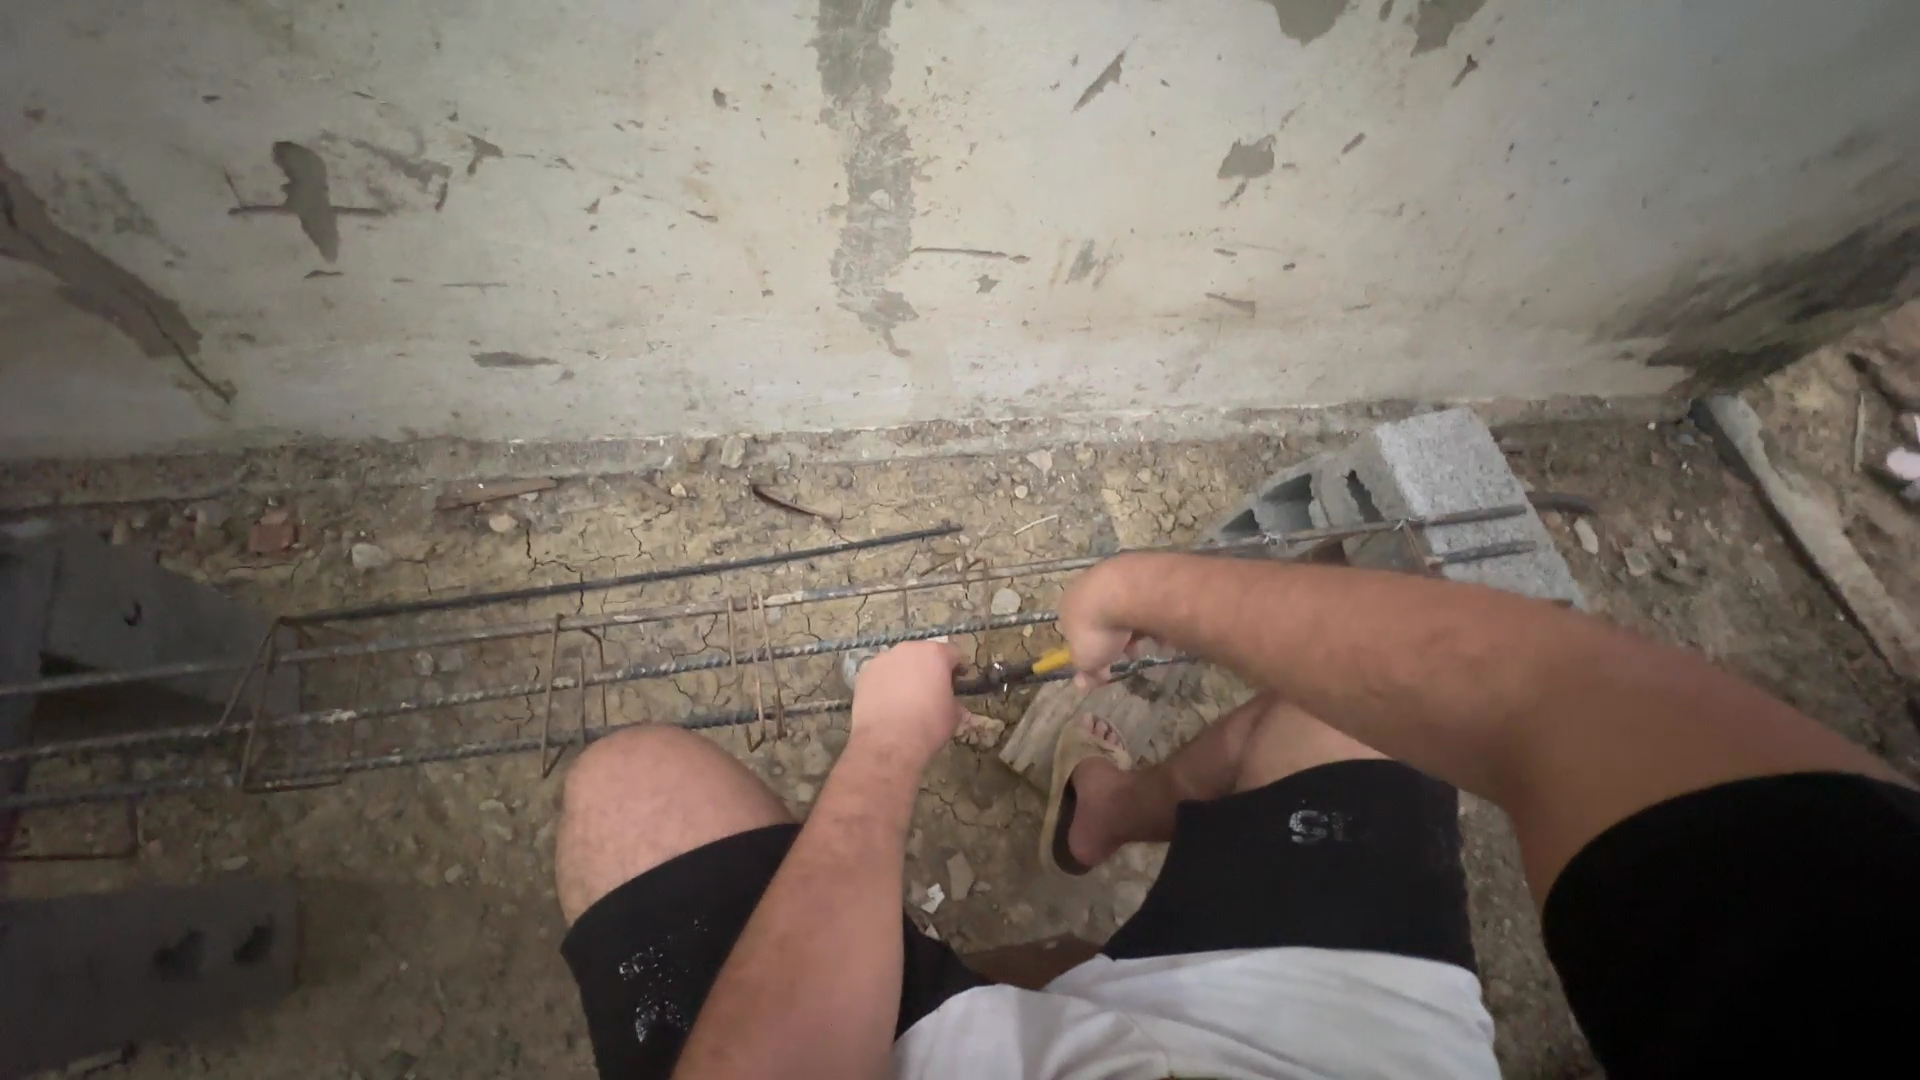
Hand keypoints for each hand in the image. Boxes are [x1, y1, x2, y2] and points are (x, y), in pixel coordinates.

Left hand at [848, 641, 965, 768]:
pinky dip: (886, 683)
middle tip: (932, 690)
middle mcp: (908, 649)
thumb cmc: (928, 725)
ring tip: (906, 698)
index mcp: (934, 653)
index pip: (952, 653)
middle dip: (929, 668)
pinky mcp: (864, 673)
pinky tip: (888, 703)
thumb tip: (957, 707)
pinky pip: (881, 674)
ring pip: (900, 662)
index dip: (957, 668)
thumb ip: (956, 704)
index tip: (957, 682)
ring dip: (906, 674)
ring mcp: (883, 659)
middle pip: (923, 654)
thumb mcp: (953, 716)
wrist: (888, 742)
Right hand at [1059, 560, 1146, 687]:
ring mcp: (1113, 574)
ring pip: (1126, 606)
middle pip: (1103, 617)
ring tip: (1153, 642)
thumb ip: (1086, 672)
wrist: (1126, 591)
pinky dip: (1154, 612)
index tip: (1107, 663)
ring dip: (1138, 626)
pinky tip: (1164, 625)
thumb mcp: (1087, 660)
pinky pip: (1146, 597)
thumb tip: (1082, 685)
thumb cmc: (1097, 628)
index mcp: (1068, 605)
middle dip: (1118, 639)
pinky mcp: (1139, 568)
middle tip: (1132, 653)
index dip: (1092, 650)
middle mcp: (1087, 585)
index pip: (1077, 630)